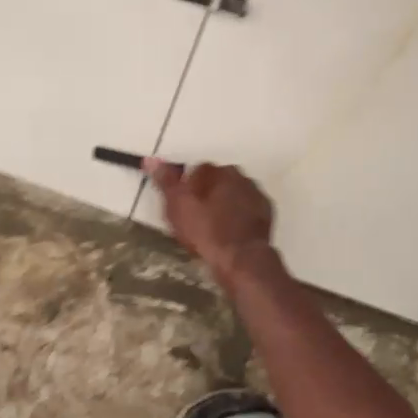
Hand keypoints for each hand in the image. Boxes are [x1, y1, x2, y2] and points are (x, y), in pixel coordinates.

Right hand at [142, 159, 277, 286]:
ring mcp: (255, 192)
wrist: (241, 258)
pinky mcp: (267, 211)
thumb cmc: (205, 231)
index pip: (196, 170)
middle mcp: (237, 175)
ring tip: (214, 226)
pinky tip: (232, 231)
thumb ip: (165, 181)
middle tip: (197, 217)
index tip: (182, 205)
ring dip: (225, 203)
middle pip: (217, 179)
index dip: (187, 187)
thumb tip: (150, 160)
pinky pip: (248, 208)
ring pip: (234, 193)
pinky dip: (240, 215)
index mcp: (214, 170)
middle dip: (208, 193)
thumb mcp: (177, 207)